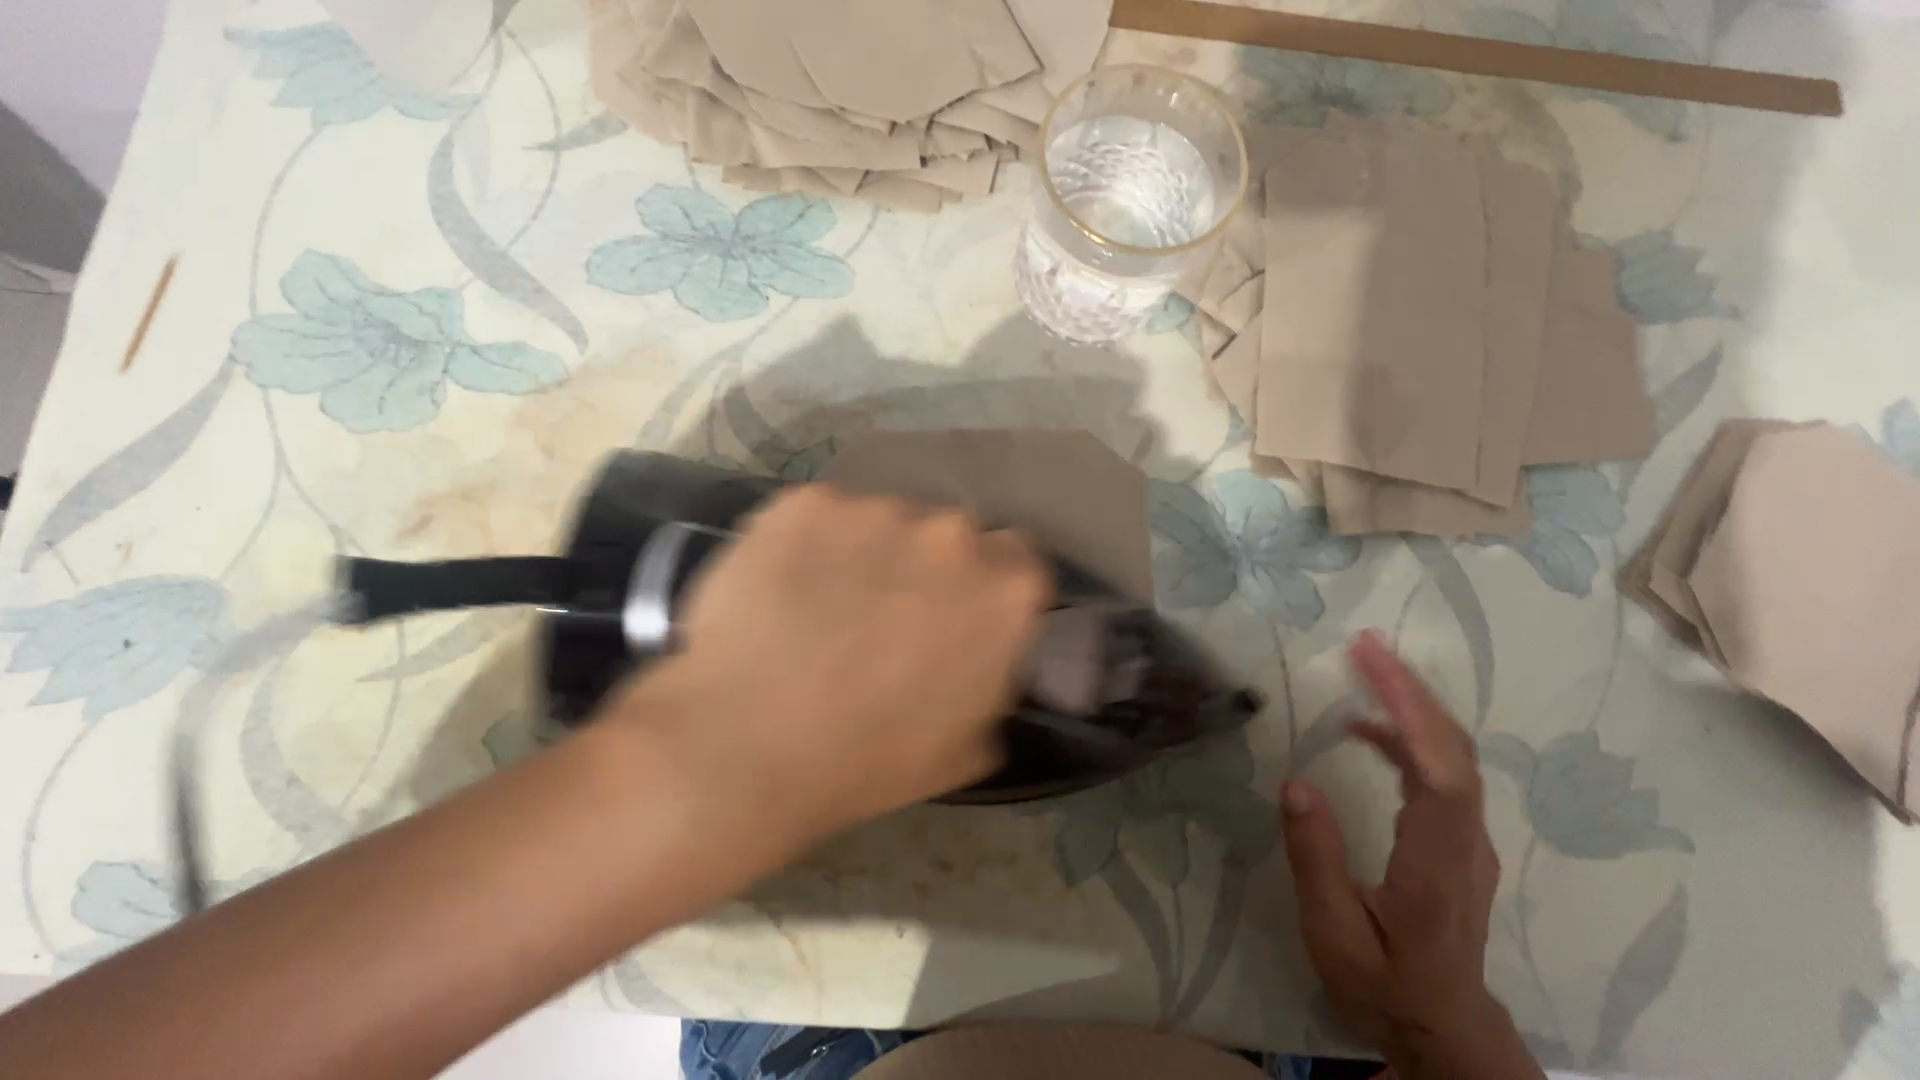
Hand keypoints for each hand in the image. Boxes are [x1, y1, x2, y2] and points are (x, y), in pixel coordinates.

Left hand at [610, 484, 1050, 848]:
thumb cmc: (868, 761)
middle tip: (886, 611)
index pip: (1020, 562)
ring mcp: (875, 509)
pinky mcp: (805, 501)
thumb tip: (983, 672)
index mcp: (1004, 593)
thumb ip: (991, 693)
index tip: (960, 613)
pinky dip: (806, 543)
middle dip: (928, 565)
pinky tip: (779, 587)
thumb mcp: (963, 750)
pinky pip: (818, 516)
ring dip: (865, 551)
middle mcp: (951, 534)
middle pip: (950, 535)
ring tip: (820, 602)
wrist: (750, 744)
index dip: (990, 587)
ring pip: (881, 521)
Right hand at [1282, 630, 1538, 1079]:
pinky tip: (1367, 729)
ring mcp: (1470, 839)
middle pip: (1453, 748)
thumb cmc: (1383, 984)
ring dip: (1412, 705)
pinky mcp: (1460, 839)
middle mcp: (1466, 841)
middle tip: (1365, 645)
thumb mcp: (1333, 932)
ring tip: (1363, 670)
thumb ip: (1315, 858)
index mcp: (1434, 862)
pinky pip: (1443, 771)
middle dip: (1412, 689)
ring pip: (1453, 755)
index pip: (1437, 769)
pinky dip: (1410, 735)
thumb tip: (1296, 784)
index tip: (1370, 660)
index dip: (1409, 708)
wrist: (1444, 1027)